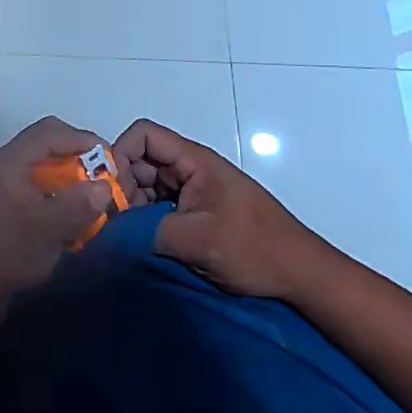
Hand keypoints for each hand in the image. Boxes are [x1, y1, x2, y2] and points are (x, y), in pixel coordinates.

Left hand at [0, 117, 112, 303]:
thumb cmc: (13, 251)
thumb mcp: (51, 228)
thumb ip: (79, 203)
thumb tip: (104, 185)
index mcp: (10, 161)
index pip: (49, 132)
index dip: (82, 139)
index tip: (110, 158)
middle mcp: (5, 162)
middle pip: (46, 140)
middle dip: (77, 152)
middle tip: (103, 173)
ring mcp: (5, 179)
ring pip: (44, 159)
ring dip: (70, 169)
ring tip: (93, 190)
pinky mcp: (9, 196)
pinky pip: (39, 177)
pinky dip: (59, 184)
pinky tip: (74, 205)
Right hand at [113, 118, 342, 300]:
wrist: (306, 278)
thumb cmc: (255, 250)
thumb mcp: (197, 241)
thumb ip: (146, 230)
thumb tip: (105, 230)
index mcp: (194, 161)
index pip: (143, 135)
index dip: (120, 153)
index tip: (112, 189)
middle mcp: (191, 168)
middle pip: (139, 159)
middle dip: (122, 185)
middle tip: (116, 219)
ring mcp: (194, 189)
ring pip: (146, 183)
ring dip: (133, 205)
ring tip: (129, 233)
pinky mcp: (196, 209)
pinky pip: (158, 203)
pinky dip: (145, 217)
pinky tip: (144, 239)